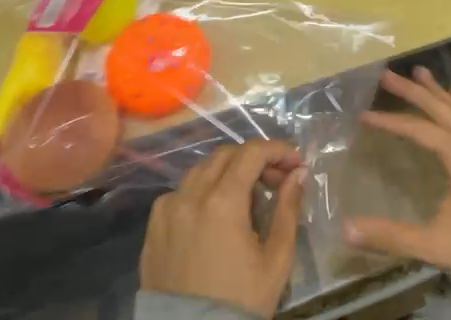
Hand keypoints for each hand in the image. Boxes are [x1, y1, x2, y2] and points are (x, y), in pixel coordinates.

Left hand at [140, 139, 305, 318]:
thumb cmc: (241, 300)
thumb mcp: (276, 259)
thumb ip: (288, 209)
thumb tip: (298, 174)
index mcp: (223, 201)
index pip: (252, 152)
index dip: (278, 150)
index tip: (296, 164)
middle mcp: (191, 197)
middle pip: (226, 155)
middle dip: (255, 159)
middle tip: (276, 181)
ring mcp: (167, 211)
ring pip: (200, 170)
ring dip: (227, 172)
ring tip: (245, 196)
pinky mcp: (153, 228)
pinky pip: (179, 193)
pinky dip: (200, 191)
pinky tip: (212, 213)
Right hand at [343, 66, 450, 270]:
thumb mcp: (432, 243)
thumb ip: (389, 235)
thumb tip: (345, 230)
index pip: (419, 129)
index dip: (391, 121)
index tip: (364, 115)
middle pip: (439, 107)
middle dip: (412, 90)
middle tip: (387, 74)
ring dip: (436, 91)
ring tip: (420, 71)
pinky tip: (450, 101)